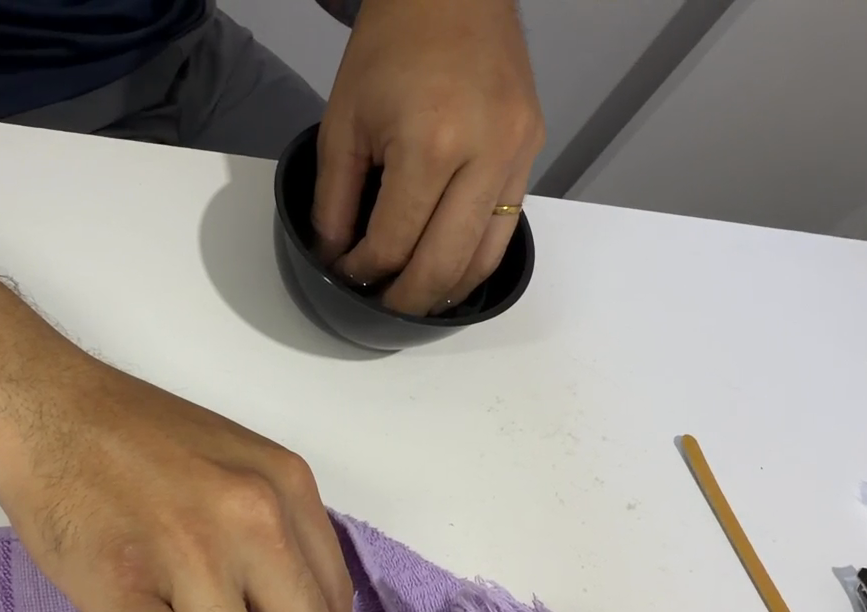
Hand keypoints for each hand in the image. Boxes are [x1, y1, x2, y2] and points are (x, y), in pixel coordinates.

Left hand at [315, 0, 544, 314]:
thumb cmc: (389, 50)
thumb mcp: (341, 128)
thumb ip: (333, 205)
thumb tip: (335, 259)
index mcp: (431, 146)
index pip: (392, 245)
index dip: (360, 272)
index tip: (343, 272)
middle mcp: (486, 155)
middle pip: (443, 265)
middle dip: (404, 299)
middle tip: (378, 306)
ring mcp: (519, 154)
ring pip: (483, 258)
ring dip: (444, 292)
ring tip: (411, 301)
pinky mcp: (533, 151)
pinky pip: (507, 229)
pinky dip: (474, 261)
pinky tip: (447, 273)